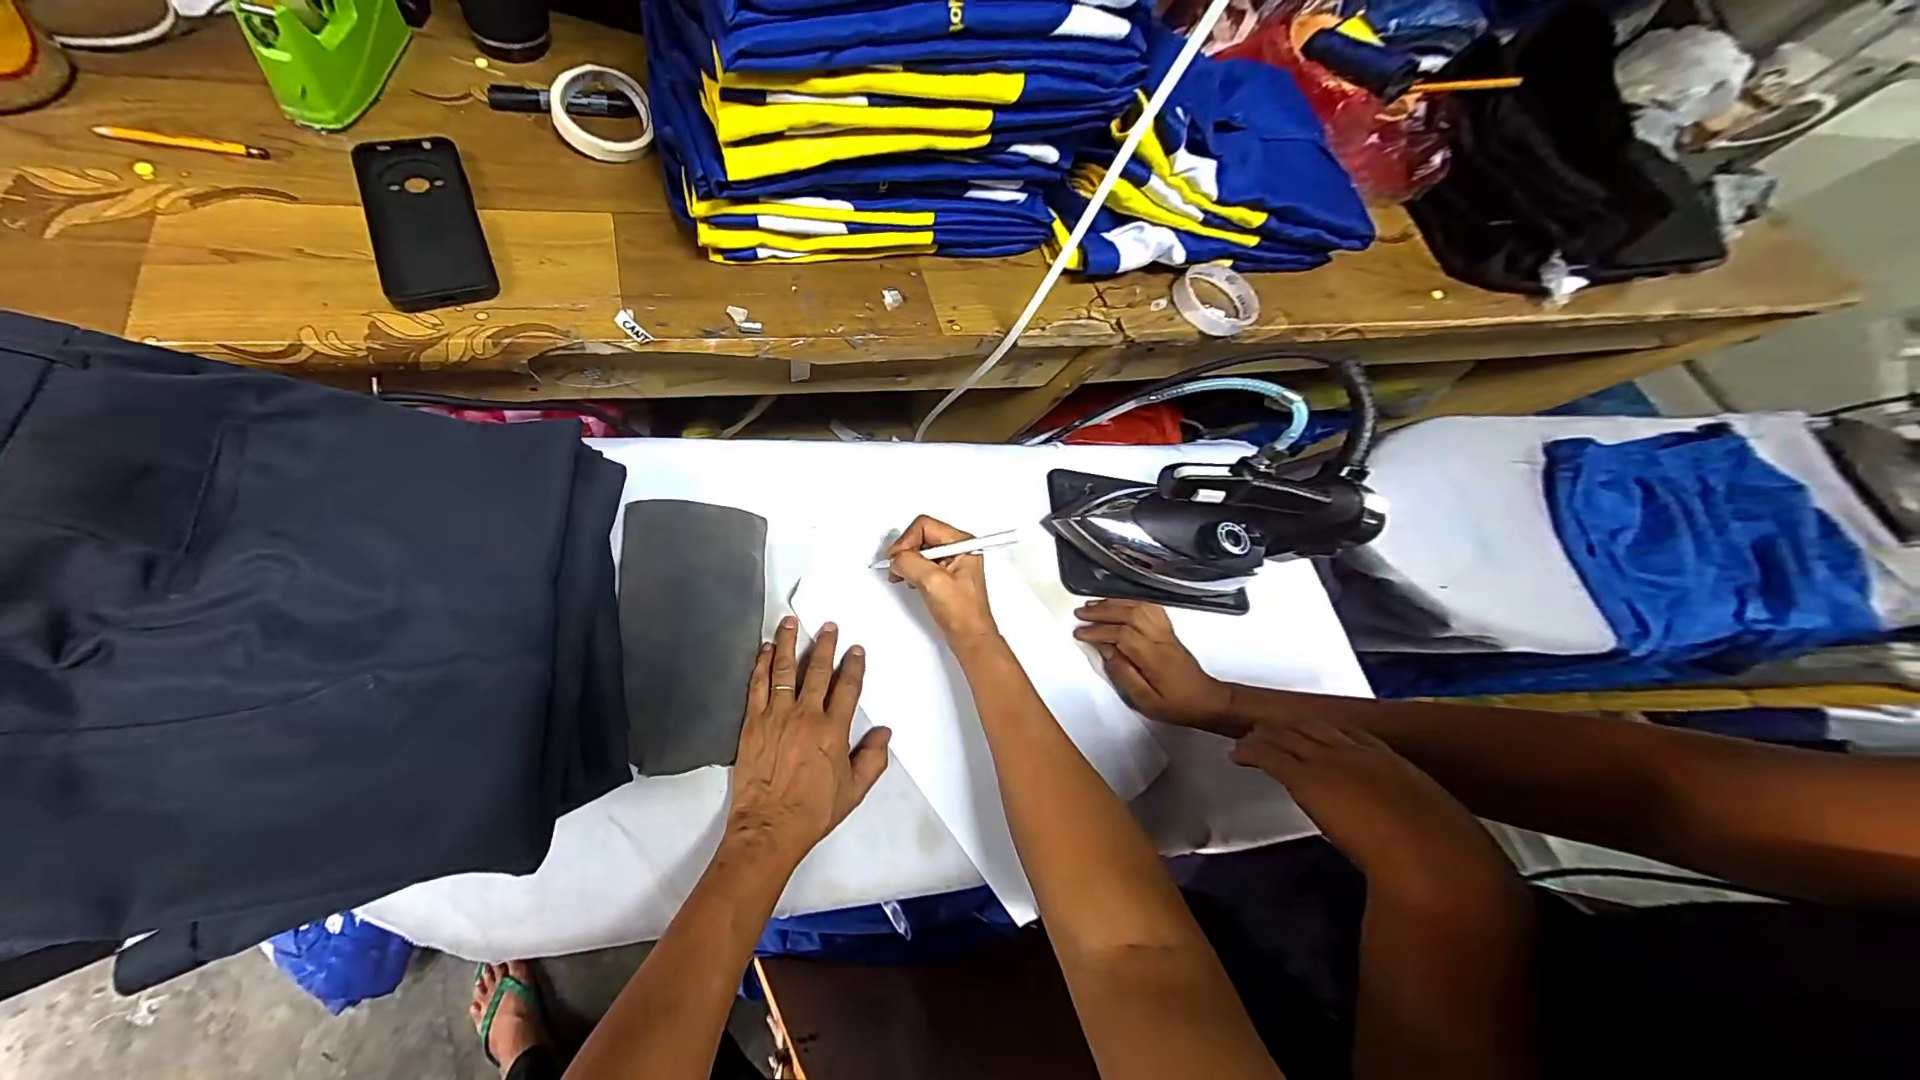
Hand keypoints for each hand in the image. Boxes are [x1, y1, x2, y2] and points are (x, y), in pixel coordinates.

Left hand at [726, 617, 890, 868]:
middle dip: (825, 645)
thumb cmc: (812, 811)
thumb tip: (884, 733)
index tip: (856, 650)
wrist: (769, 828)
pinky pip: (758, 686)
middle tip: (828, 626)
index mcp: (833, 730)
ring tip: (791, 622)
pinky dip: (762, 665)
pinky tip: (766, 650)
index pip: (847, 687)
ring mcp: (776, 717)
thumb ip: (872, 758)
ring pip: (785, 670)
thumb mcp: (854, 790)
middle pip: (817, 671)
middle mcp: (805, 716)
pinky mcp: (753, 724)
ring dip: (790, 643)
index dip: (853, 665)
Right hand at [884, 515, 999, 646]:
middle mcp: (958, 548)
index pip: (925, 526)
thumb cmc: (963, 613)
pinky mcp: (944, 574)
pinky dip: (911, 570)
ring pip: (919, 550)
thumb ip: (911, 562)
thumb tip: (896, 556)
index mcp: (962, 543)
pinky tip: (910, 582)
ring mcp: (951, 561)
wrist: (970, 637)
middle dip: (905, 551)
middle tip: (896, 568)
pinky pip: (921, 563)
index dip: (906, 540)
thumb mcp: (933, 582)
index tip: (896, 559)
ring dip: (906, 562)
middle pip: (920, 536)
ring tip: (902, 577)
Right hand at [1073, 600, 1235, 733]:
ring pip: (1140, 606)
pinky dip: (1131, 602)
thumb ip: (1124, 675)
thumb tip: (1106, 652)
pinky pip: (1150, 607)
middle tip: (1080, 613)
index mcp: (1154, 657)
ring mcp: (1167, 632)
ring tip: (1094, 605)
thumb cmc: (1177, 705)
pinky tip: (1119, 604)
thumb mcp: (1146, 701)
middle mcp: (1161, 639)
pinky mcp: (1168, 631)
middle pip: (1130, 613)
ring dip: (1114, 603)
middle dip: (1102, 611)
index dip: (1098, 630)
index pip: (1122, 634)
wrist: (1208, 701)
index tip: (1079, 633)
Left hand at [1232, 718, 1518, 904]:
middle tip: (1269, 733)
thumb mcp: (1440, 829)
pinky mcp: (1308, 780)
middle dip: (1288, 729)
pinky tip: (1238, 756)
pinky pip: (1270, 756)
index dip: (1325, 732)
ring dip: (1264, 737)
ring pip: (1286, 736)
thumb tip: (1417, 837)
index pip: (1351, 734)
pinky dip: (1250, 752)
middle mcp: (1359, 754)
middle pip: (1312, 728)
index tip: (1313, 735)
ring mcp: (1331, 763)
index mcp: (1395, 763)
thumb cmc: (1450, 858)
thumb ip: (1419, 822)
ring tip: (1248, 741)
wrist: (1438, 865)